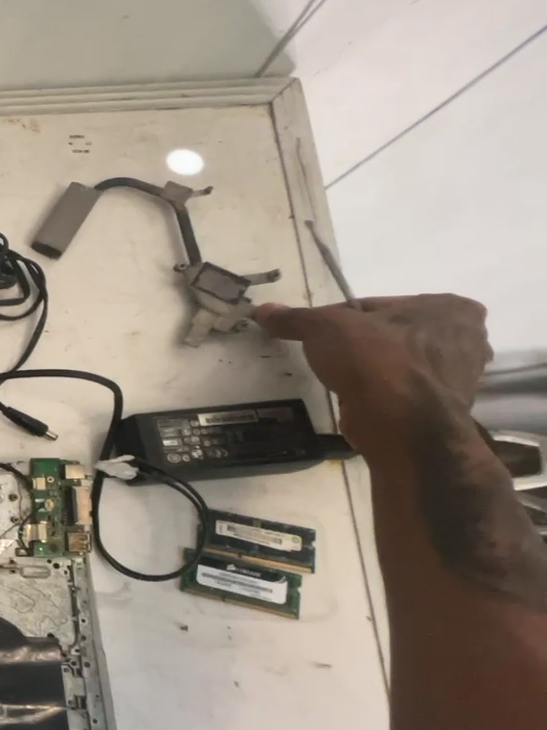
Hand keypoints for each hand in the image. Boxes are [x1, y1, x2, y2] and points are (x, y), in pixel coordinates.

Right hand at [255, 294, 491, 458]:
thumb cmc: (374, 361)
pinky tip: (358, 393)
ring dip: (370, 366)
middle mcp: (467, 334)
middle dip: (358, 342)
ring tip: (339, 376)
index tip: (313, 336)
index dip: (336, 320)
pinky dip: (380, 388)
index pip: (375, 307)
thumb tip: (262, 310)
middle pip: (388, 332)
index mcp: (448, 307)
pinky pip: (401, 386)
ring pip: (396, 359)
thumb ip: (294, 318)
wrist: (401, 422)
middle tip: (325, 355)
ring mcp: (460, 371)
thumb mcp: (324, 329)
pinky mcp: (444, 401)